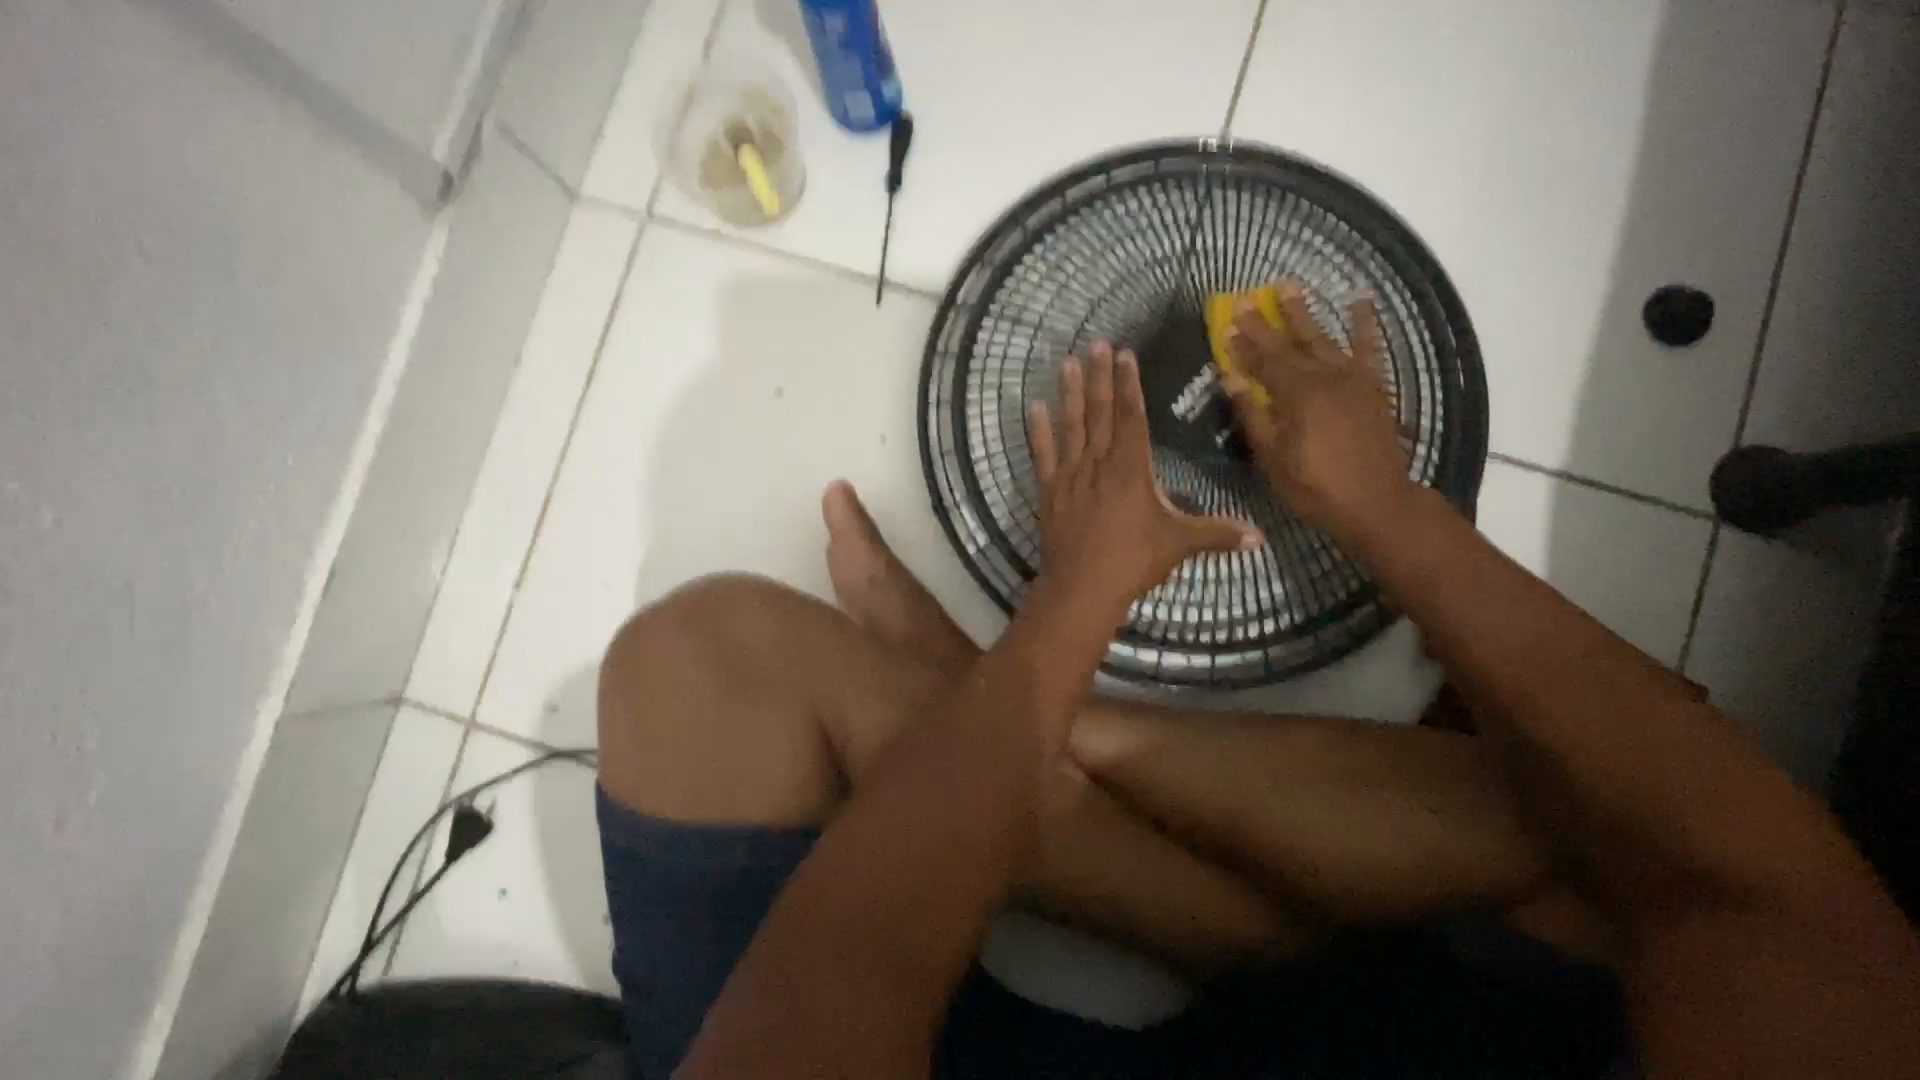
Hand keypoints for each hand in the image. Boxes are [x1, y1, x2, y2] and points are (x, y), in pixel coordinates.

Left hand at [1029, 341, 1261, 611]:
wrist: (1082, 588)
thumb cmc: (1133, 561)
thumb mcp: (1179, 544)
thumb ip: (1218, 534)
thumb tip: (1261, 538)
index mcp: (1132, 468)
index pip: (1132, 416)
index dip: (1129, 383)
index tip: (1125, 354)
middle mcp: (1099, 463)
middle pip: (1100, 412)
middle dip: (1101, 376)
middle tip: (1097, 343)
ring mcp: (1071, 476)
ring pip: (1071, 426)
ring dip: (1071, 394)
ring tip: (1069, 362)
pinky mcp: (1050, 492)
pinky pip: (1043, 455)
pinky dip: (1039, 431)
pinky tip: (1034, 407)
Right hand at [1221, 280, 1414, 538]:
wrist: (1375, 501)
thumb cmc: (1314, 487)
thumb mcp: (1272, 458)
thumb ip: (1252, 416)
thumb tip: (1230, 380)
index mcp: (1295, 395)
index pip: (1261, 363)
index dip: (1241, 346)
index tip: (1224, 326)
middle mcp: (1323, 377)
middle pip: (1287, 344)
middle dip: (1264, 322)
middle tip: (1246, 298)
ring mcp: (1351, 378)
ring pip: (1322, 337)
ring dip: (1303, 312)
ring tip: (1289, 286)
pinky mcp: (1372, 385)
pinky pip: (1368, 346)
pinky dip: (1364, 322)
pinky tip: (1359, 300)